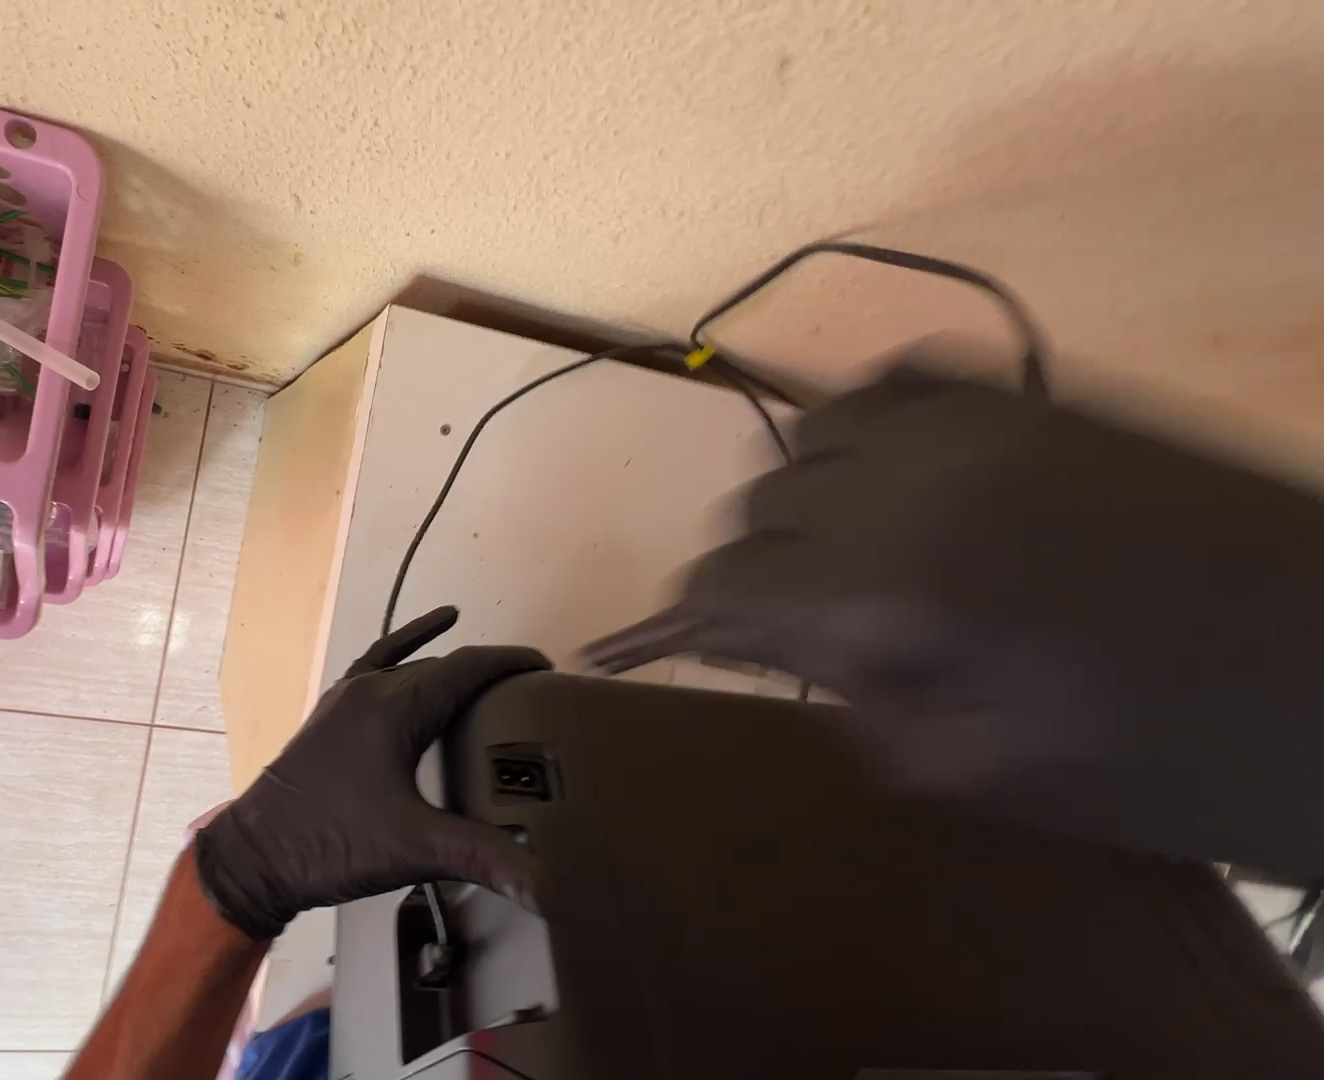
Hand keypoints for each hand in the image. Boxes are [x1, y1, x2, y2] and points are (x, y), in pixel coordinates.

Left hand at [195, 606, 549, 940]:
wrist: (256, 853)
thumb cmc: (333, 843)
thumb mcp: (413, 849)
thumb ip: (481, 858)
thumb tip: (546, 889)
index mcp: (395, 707)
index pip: (467, 668)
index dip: (510, 662)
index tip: (546, 667)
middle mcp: (372, 689)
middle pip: (442, 667)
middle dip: (487, 674)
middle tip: (529, 696)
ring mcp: (347, 696)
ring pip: (411, 668)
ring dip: (449, 668)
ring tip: (489, 680)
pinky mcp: (332, 710)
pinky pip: (375, 665)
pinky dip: (402, 649)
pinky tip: (419, 644)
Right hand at [584, 359, 1323, 879]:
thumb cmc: (1169, 755)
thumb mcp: (977, 768)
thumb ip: (838, 693)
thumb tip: (749, 644)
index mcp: (889, 585)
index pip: (722, 586)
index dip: (678, 625)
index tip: (648, 648)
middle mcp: (905, 481)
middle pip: (752, 513)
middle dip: (752, 575)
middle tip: (795, 628)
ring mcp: (970, 424)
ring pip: (801, 441)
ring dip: (799, 500)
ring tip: (843, 550)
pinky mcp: (1025, 399)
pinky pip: (886, 386)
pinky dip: (858, 428)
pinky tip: (885, 472)